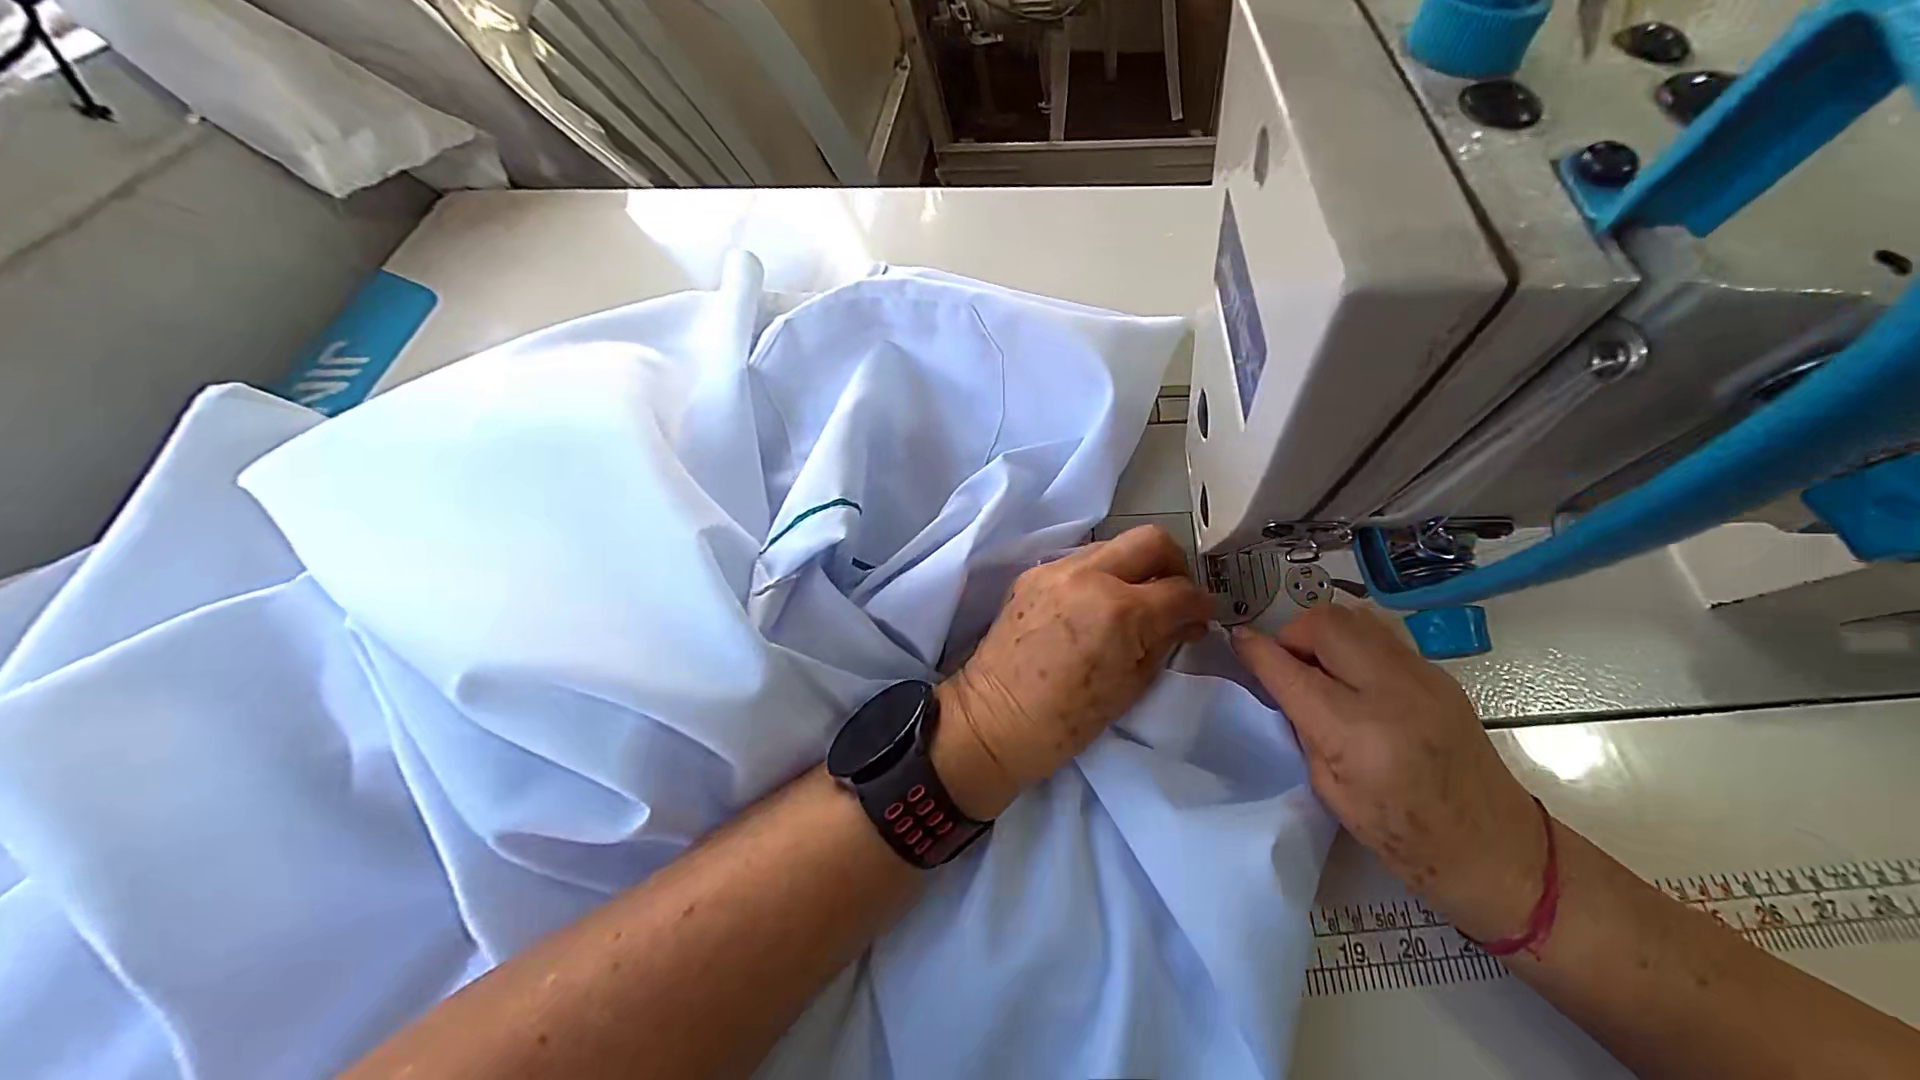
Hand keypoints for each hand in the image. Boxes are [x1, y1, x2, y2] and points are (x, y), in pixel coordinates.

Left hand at [932, 526, 1212, 818]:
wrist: (993, 720)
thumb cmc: (1066, 721)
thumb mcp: (1132, 687)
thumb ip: (1165, 642)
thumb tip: (1186, 620)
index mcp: (1119, 610)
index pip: (1180, 590)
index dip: (1201, 605)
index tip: (1202, 617)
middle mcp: (1087, 576)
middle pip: (1151, 540)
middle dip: (1174, 565)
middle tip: (1173, 596)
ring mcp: (1054, 571)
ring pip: (1113, 546)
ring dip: (1132, 568)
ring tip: (1132, 604)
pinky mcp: (1031, 575)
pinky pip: (1079, 561)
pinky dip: (1098, 576)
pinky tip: (1094, 607)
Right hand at [1230, 605, 1546, 941]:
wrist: (1496, 849)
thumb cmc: (1402, 836)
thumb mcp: (1330, 788)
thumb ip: (1304, 725)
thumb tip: (1284, 682)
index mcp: (1356, 732)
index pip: (1289, 670)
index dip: (1255, 650)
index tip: (1237, 641)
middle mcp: (1391, 692)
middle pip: (1325, 622)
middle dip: (1293, 633)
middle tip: (1287, 664)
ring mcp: (1423, 677)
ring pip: (1355, 618)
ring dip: (1325, 633)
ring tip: (1321, 668)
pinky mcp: (1440, 675)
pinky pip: (1382, 636)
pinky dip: (1354, 644)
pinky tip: (1355, 679)